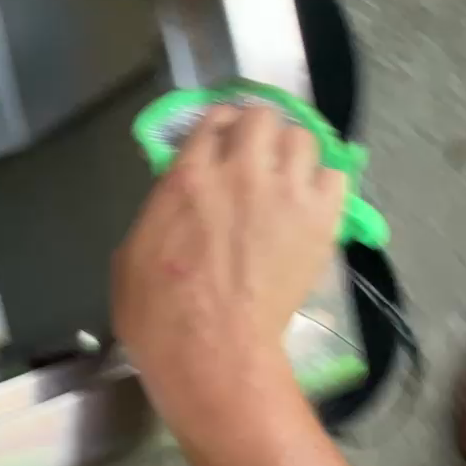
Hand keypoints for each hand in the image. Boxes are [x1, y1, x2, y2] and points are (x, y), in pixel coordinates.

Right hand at [112, 104, 347, 454]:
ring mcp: (288, 190)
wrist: (209, 348)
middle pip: (263, 117)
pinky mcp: (323, 215)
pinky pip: (334, 172)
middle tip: (246, 154)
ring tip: (278, 175)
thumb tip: (175, 203)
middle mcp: (241, 170)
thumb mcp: (131, 258)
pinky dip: (319, 179)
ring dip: (287, 150)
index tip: (211, 143)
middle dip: (253, 130)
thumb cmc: (154, 314)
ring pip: (303, 136)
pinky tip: (303, 200)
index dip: (212, 129)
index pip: (210, 123)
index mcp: (185, 180)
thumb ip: (159, 215)